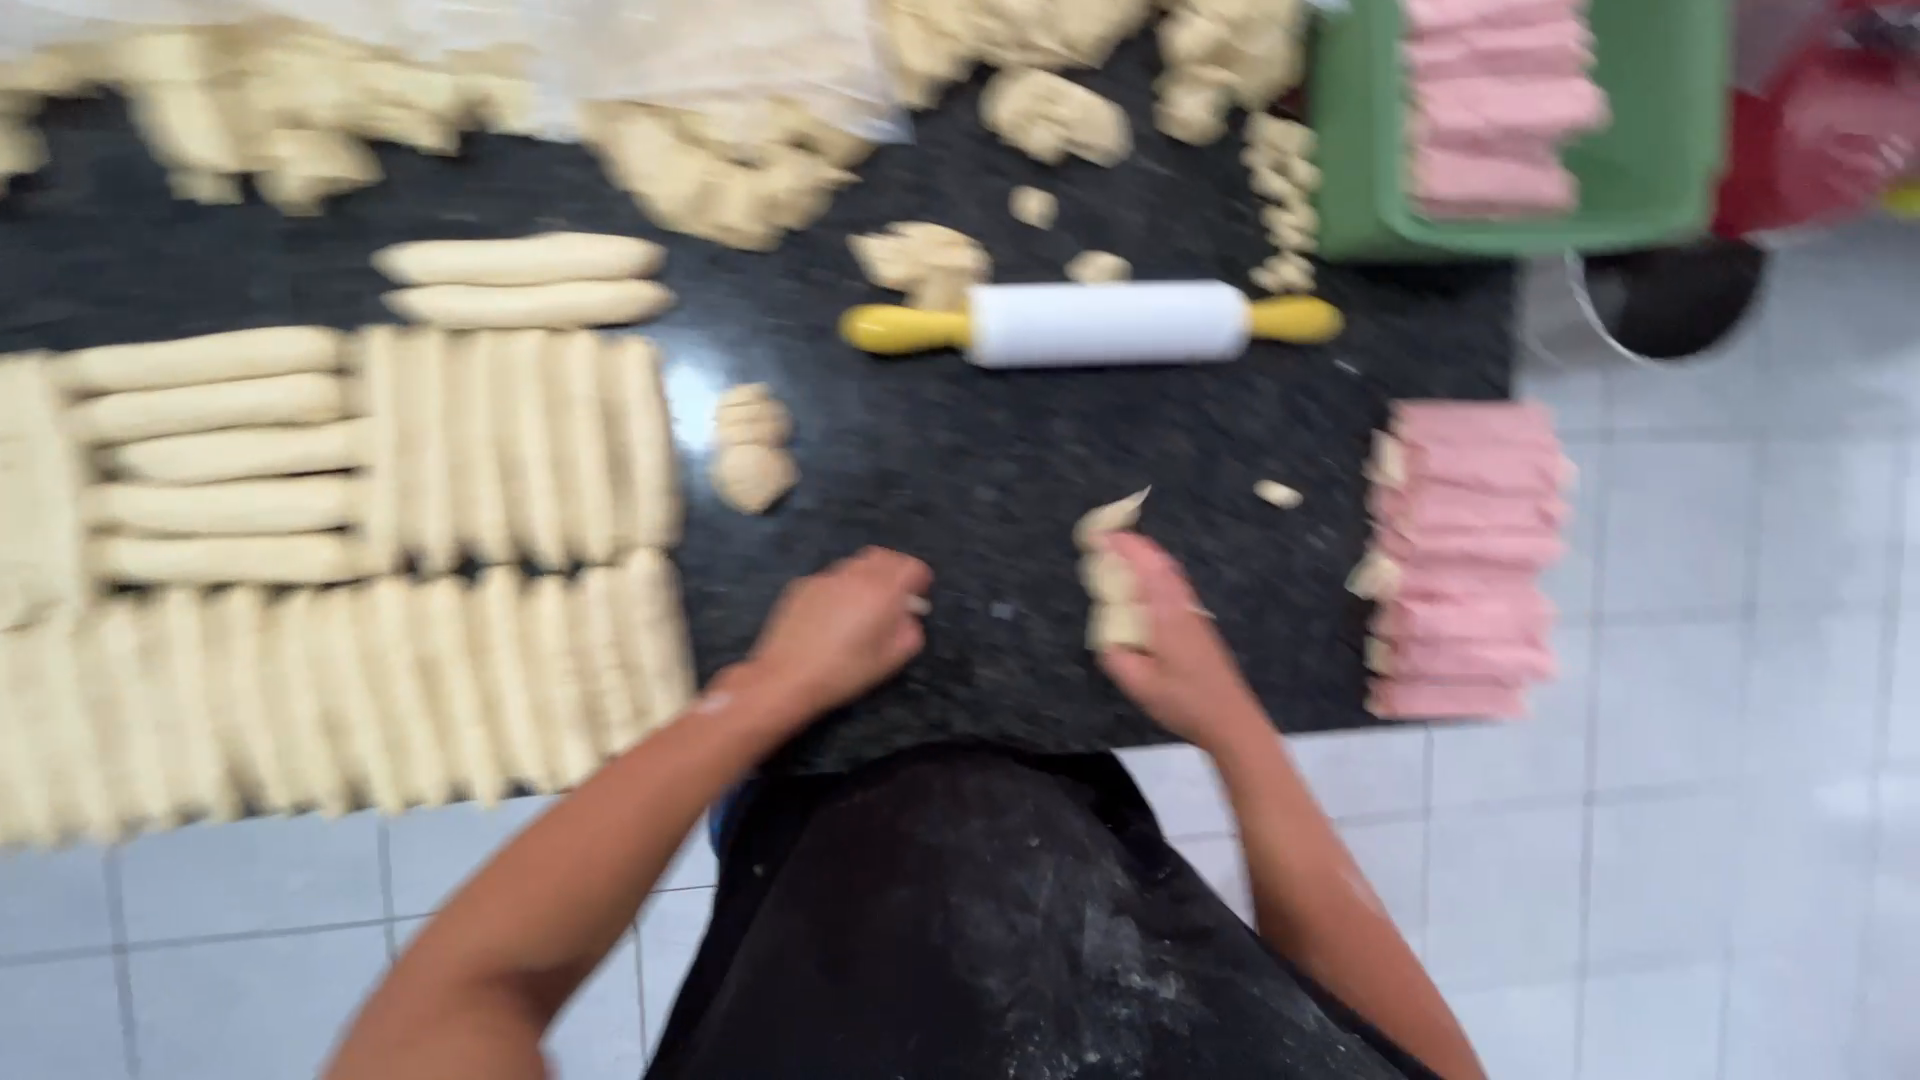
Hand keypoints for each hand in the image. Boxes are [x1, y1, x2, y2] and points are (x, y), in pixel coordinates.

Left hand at [743, 546, 932, 717]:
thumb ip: (910, 631)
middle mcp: (854, 576)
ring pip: (855, 564)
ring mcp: (825, 578)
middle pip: (883, 556)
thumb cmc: (844, 672)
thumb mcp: (891, 660)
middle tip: (896, 592)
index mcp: (882, 592)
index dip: (920, 577)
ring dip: (867, 576)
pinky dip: (842, 587)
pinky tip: (833, 614)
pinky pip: (831, 578)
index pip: (910, 566)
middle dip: (895, 569)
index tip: (919, 593)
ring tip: (864, 603)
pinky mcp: (802, 585)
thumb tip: (908, 616)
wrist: (786, 677)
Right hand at [1096, 532, 1269, 752]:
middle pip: (1160, 561)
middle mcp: (1182, 606)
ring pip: (1169, 572)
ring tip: (1119, 555)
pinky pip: (1174, 585)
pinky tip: (1144, 584)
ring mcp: (1194, 614)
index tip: (1100, 534)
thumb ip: (1116, 655)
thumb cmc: (1184, 702)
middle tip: (1105, 538)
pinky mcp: (1198, 624)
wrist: (1231, 720)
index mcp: (1167, 614)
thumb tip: (1104, 634)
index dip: (1123, 546)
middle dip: (1133, 544)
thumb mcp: (1138, 684)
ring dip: (1145, 557)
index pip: (1145, 567)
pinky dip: (1155, 572)